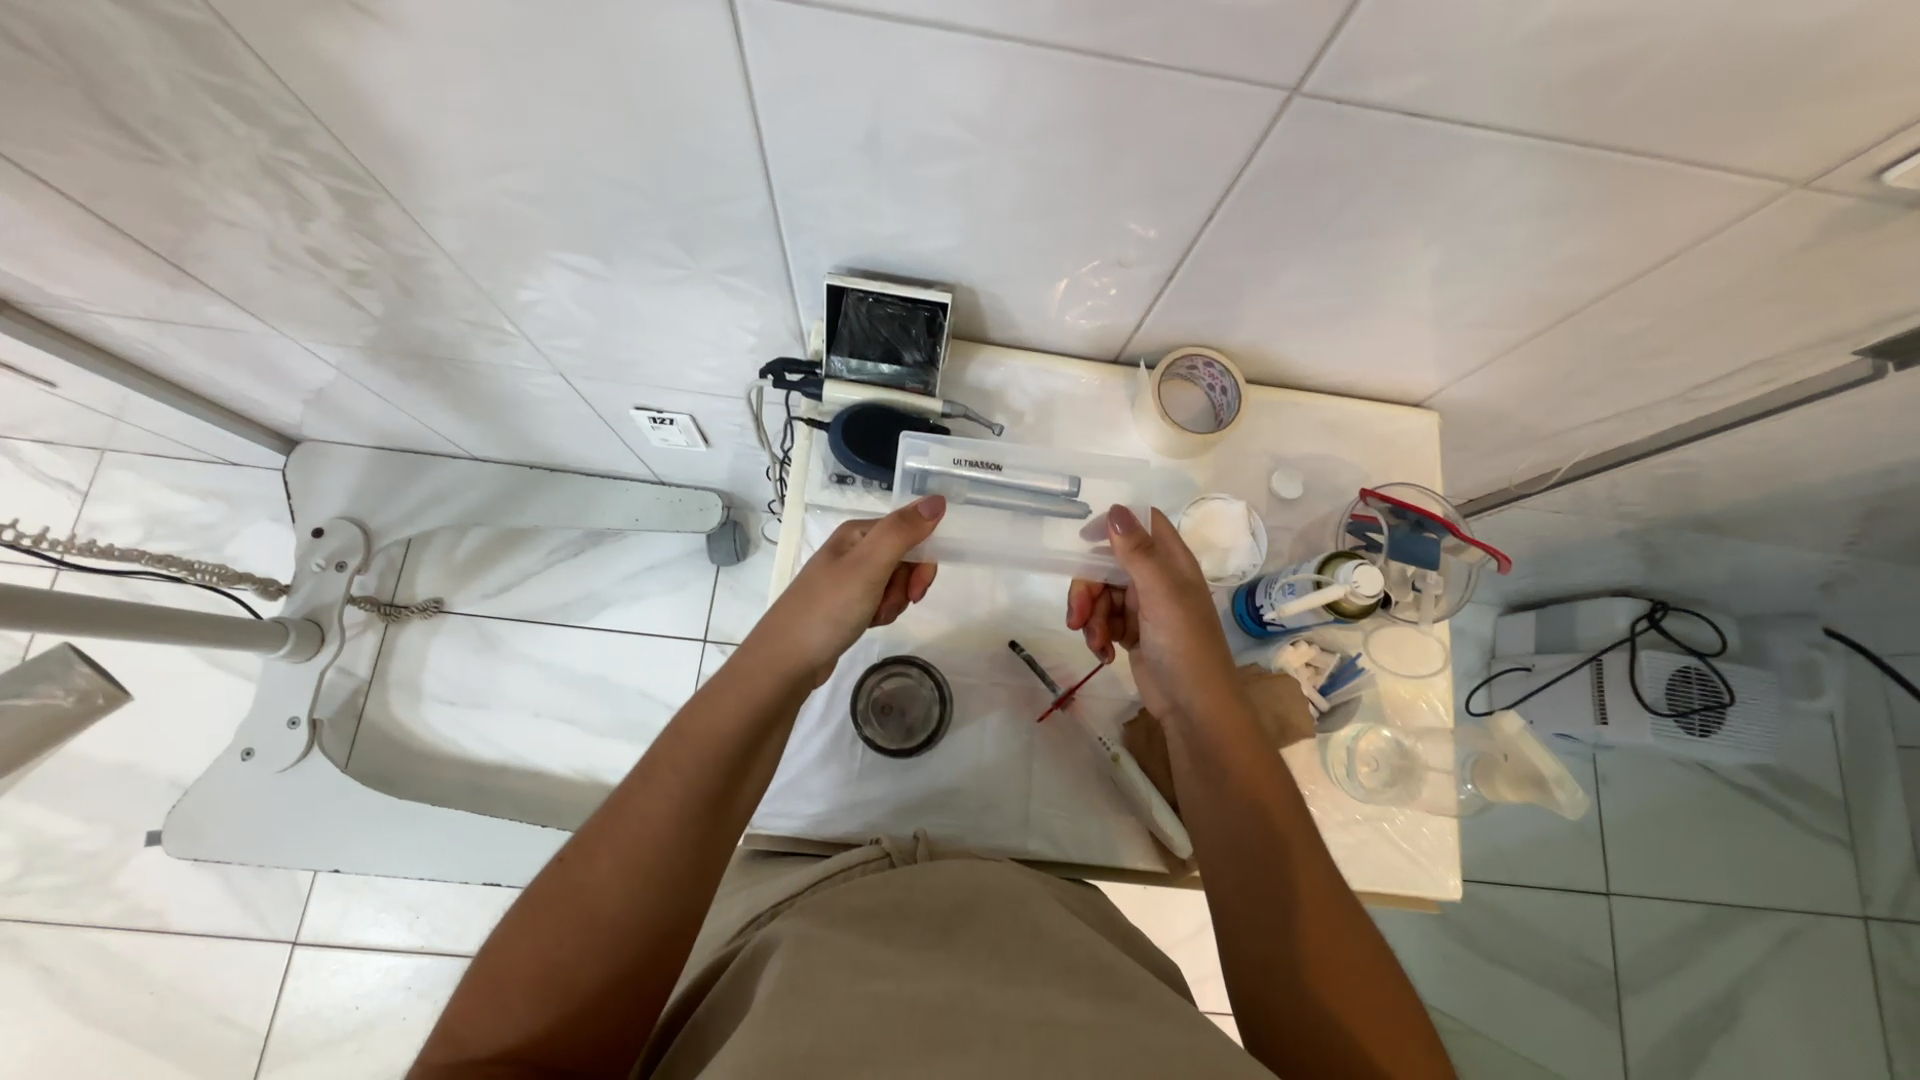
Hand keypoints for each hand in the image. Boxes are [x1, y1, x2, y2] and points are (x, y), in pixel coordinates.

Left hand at [743, 496, 944, 683]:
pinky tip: (868, 625)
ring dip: (894, 603)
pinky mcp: (847, 603)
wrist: (787, 659)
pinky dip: (882, 614)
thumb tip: (937, 500)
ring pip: (895, 583)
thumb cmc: (828, 608)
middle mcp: (853, 550)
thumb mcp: (869, 566)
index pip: (910, 532)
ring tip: (873, 618)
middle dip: (906, 586)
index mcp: (857, 533)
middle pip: (904, 558)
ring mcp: (849, 578)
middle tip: (889, 605)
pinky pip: (880, 601)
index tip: (917, 589)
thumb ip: (902, 532)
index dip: (922, 561)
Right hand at [1067, 505, 1240, 721]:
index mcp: (1171, 562)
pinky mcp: (1132, 633)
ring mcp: (1144, 607)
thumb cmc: (1185, 645)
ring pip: (1100, 595)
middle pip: (1108, 564)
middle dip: (1087, 588)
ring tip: (1096, 643)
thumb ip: (1137, 552)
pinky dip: (1097, 636)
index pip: (1142, 524)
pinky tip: (1104, 655)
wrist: (1194, 707)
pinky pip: (1103, 621)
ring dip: (1091, 618)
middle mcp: (1157, 579)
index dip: (1113, 526)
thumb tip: (1115, 509)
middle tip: (1077, 616)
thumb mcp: (1160, 594)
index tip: (1083, 541)